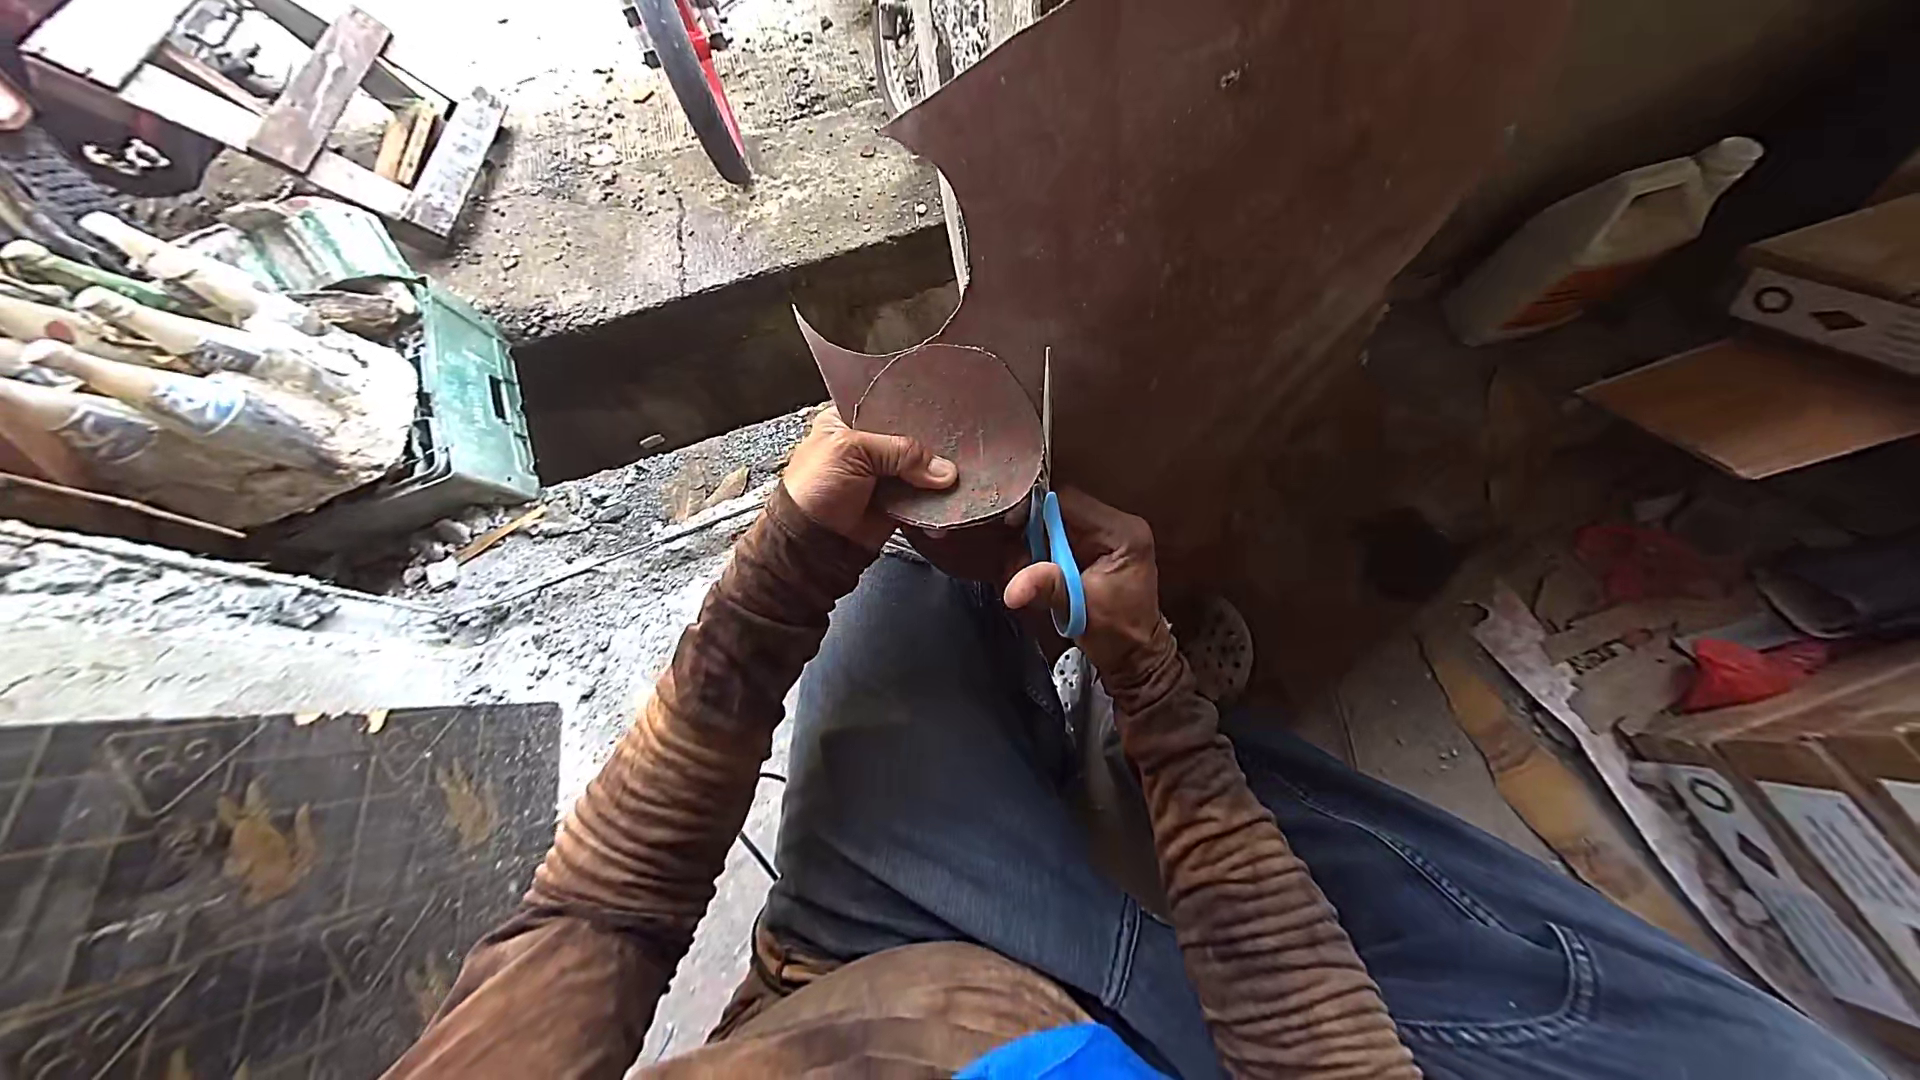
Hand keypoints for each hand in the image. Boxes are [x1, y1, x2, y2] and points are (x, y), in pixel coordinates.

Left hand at [782, 406, 956, 549]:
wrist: (810, 544)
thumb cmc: (813, 488)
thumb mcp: (852, 451)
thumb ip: (900, 451)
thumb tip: (943, 470)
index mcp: (848, 421)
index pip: (890, 407)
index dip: (915, 412)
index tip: (941, 417)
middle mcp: (867, 447)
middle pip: (911, 441)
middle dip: (933, 449)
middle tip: (955, 451)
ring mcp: (882, 477)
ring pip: (921, 472)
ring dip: (937, 481)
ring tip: (954, 484)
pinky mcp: (893, 505)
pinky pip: (922, 501)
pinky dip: (934, 505)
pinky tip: (946, 505)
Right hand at [1003, 488, 1166, 673]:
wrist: (1135, 655)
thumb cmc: (1118, 634)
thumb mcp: (1080, 608)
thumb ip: (1047, 587)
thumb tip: (1013, 587)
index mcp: (1122, 532)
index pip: (1068, 500)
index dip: (1035, 510)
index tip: (1012, 527)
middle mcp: (1117, 525)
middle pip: (1059, 508)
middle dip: (1033, 531)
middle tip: (1019, 557)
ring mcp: (1106, 534)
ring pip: (1055, 522)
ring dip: (1036, 543)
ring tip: (1027, 569)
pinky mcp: (1095, 545)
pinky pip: (1059, 536)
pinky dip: (1043, 551)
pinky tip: (1038, 571)